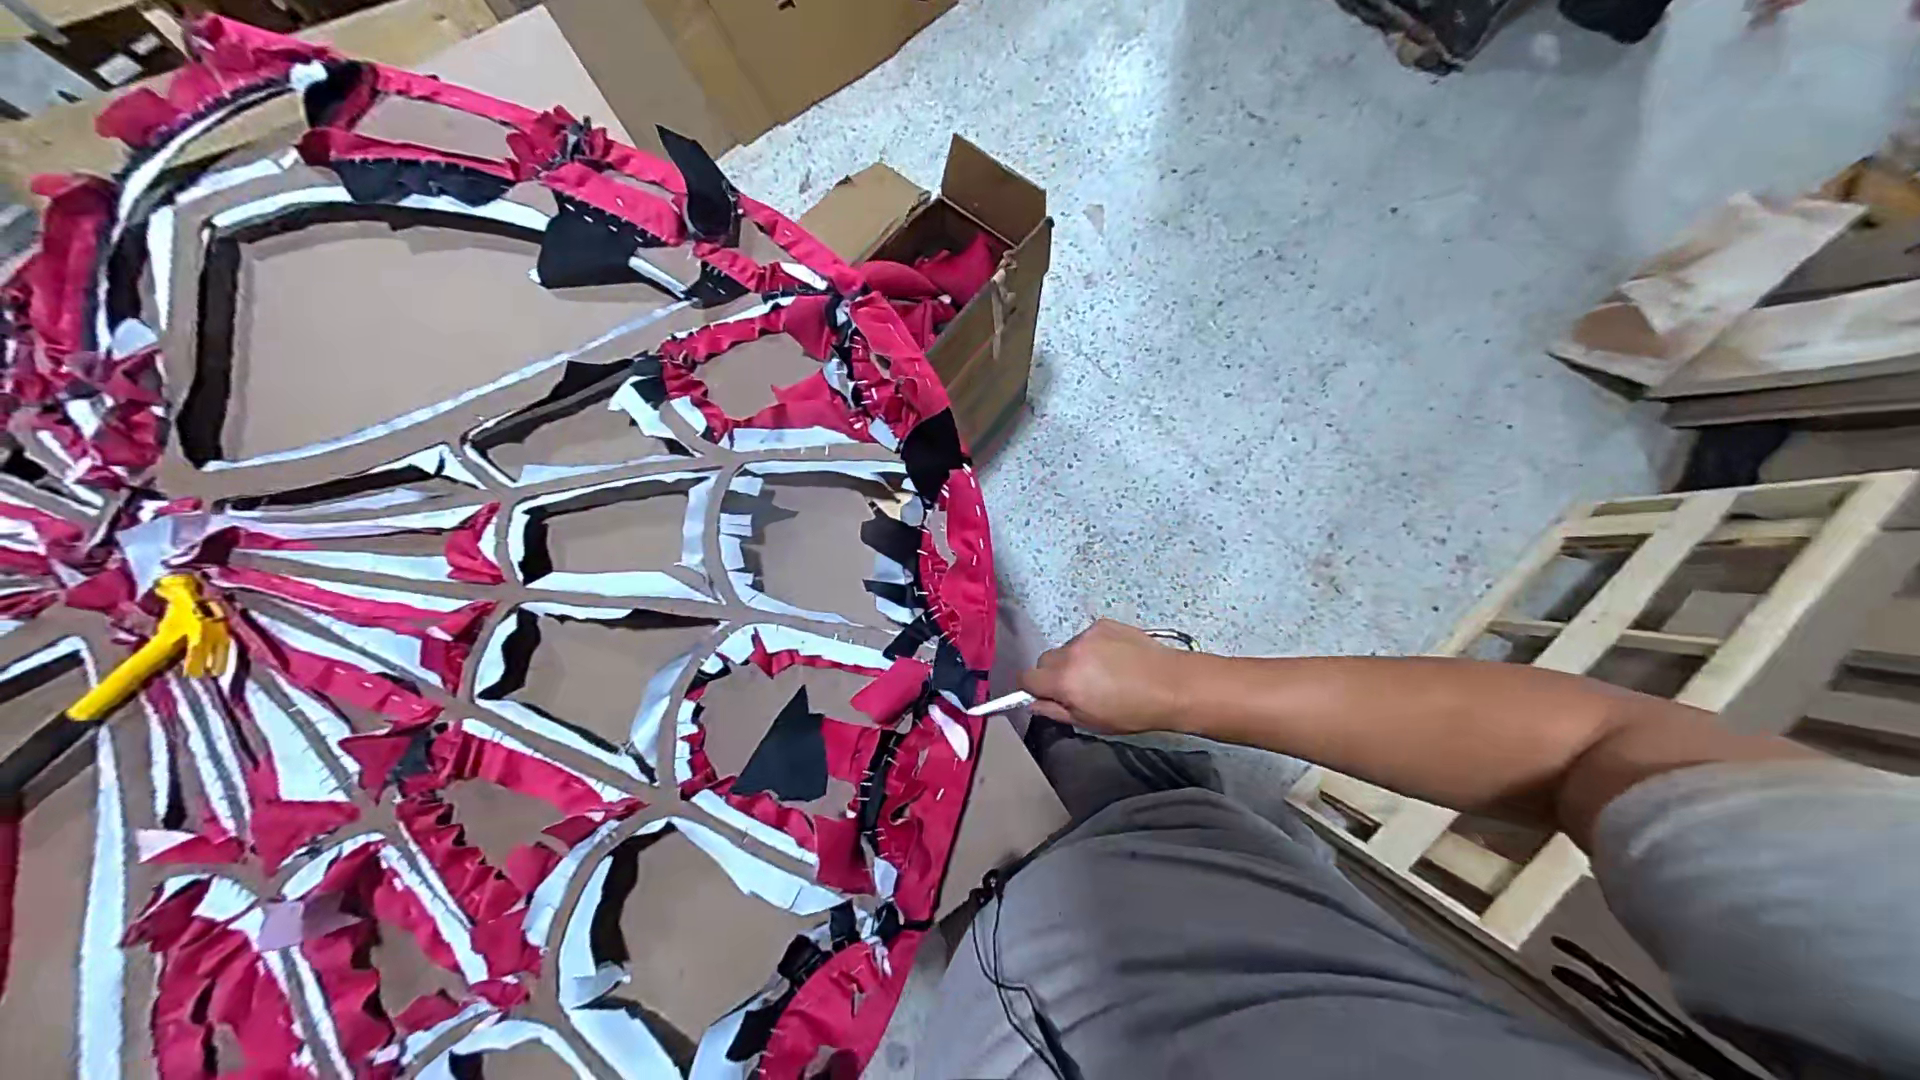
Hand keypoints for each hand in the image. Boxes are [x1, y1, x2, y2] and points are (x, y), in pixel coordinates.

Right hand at [1018, 619, 1198, 733]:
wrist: (1172, 685)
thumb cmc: (1133, 711)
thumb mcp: (1089, 722)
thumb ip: (1055, 711)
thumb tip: (1034, 703)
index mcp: (1064, 680)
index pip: (1026, 677)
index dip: (1032, 687)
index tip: (1045, 694)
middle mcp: (1070, 653)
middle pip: (1045, 660)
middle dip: (1053, 673)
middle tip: (1078, 687)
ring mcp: (1087, 635)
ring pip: (1066, 648)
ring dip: (1074, 659)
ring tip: (1103, 673)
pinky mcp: (1103, 624)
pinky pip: (1086, 637)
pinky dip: (1093, 648)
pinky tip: (1115, 660)